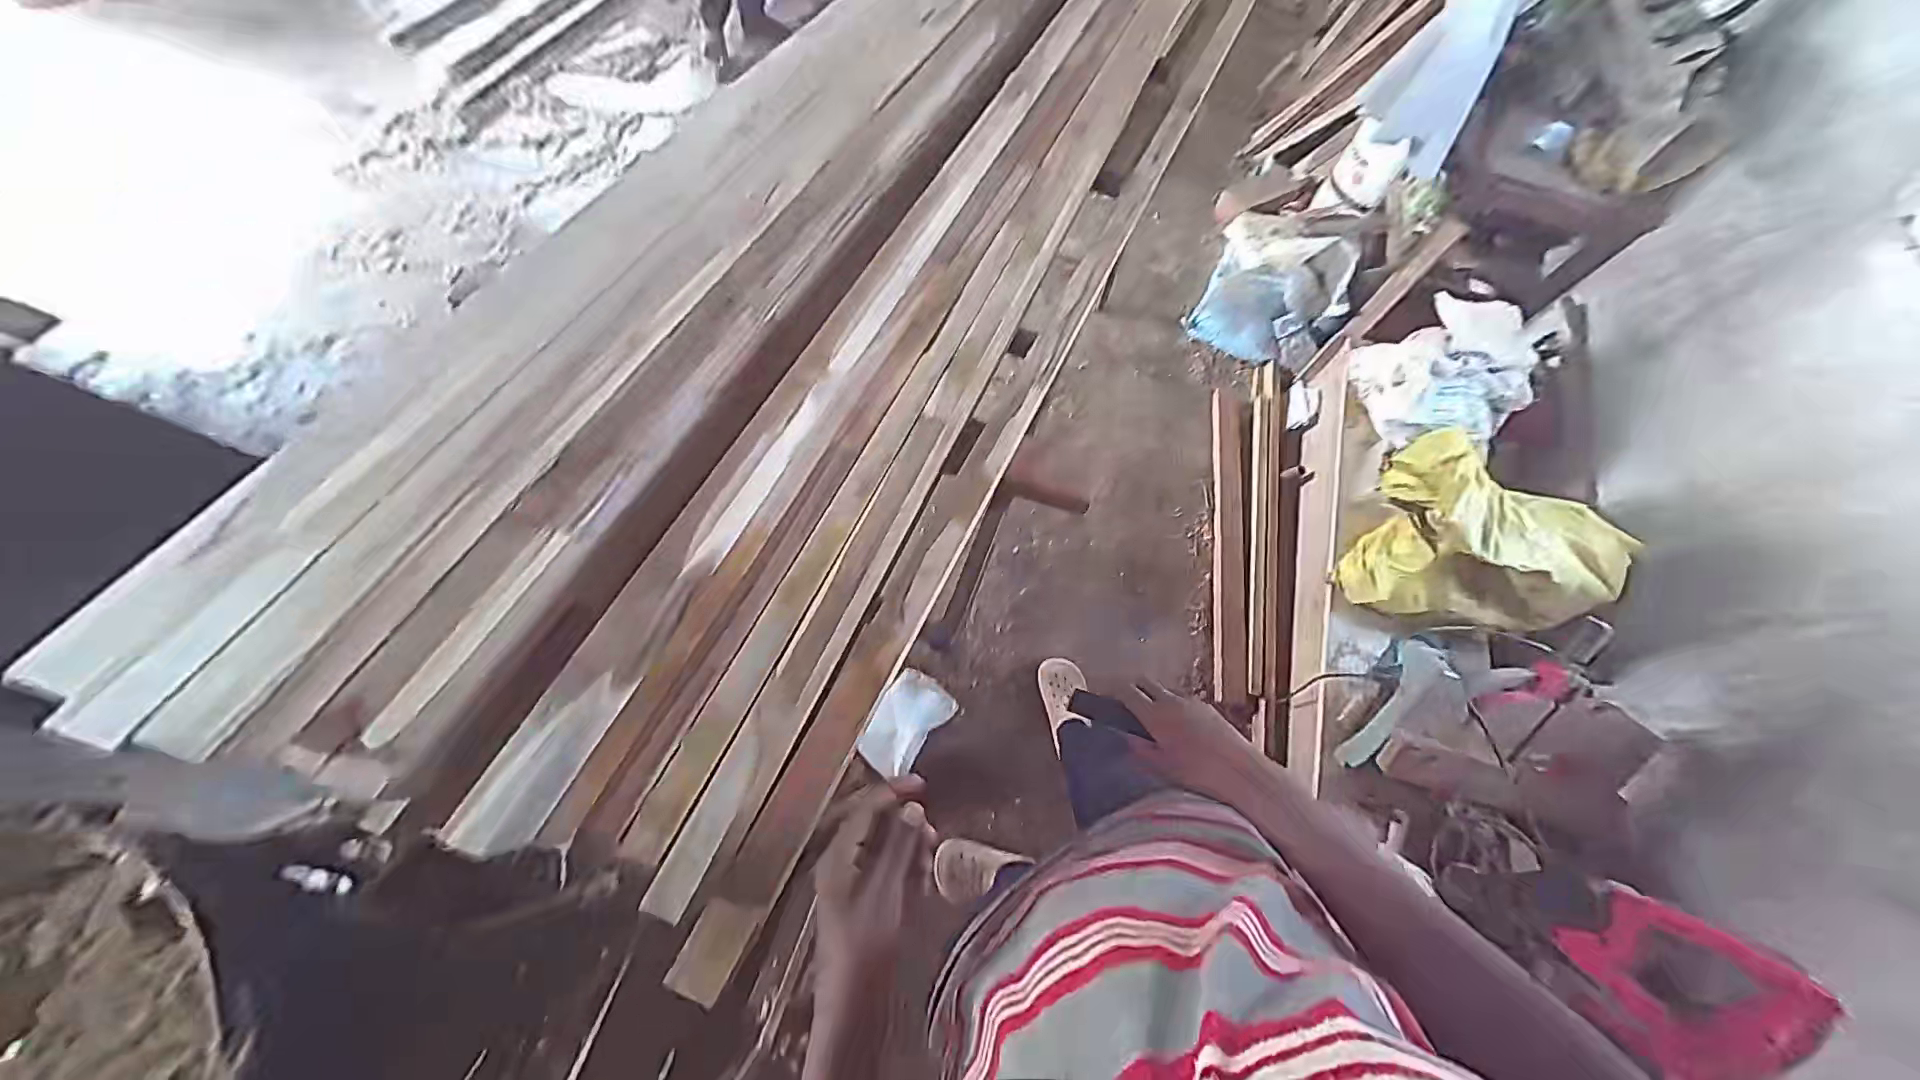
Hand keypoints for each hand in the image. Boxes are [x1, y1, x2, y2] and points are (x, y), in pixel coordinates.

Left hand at [811, 781, 930, 994]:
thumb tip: (912, 807)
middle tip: (928, 820)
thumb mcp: (885, 889)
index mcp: (837, 854)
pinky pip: (886, 867)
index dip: (892, 791)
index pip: (863, 808)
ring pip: (881, 846)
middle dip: (901, 819)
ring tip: (928, 848)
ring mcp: (851, 881)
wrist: (854, 999)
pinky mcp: (864, 899)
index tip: (922, 783)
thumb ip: (898, 846)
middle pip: (871, 824)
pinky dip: (905, 864)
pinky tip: (921, 873)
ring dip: (906, 842)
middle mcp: (841, 862)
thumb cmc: (866, 940)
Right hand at [1119, 679, 1296, 806]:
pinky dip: (1174, 708)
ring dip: (1153, 698)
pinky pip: (1183, 702)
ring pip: (1165, 691)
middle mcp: (1173, 702)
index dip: (1112, 691)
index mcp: (1156, 714)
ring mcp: (1193, 703)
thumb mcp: (1161, 767)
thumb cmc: (1199, 775)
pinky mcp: (1210, 710)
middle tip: (1122, 703)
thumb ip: (1139, 749)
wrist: (1244, 776)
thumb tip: (1126, 738)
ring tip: (1151, 721)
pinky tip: (1178, 729)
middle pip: (1144, 682)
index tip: (1103, 697)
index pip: (1126, 691)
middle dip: (1131, 688)